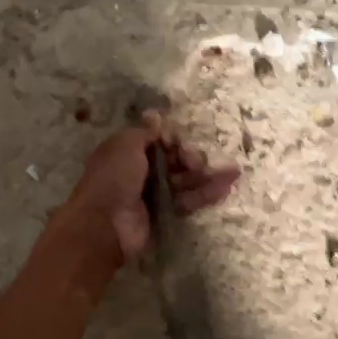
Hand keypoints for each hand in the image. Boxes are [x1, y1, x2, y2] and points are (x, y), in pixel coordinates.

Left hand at [62, 112, 239, 261]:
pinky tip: (227, 187)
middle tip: (196, 162)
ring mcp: (153, 193)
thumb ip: (144, 132)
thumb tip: (155, 114)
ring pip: (185, 179)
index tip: (176, 143)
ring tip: (233, 173)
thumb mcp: (125, 145)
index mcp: (128, 150)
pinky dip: (206, 193)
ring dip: (207, 175)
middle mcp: (141, 170)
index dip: (172, 139)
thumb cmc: (113, 177)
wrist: (104, 224)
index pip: (158, 139)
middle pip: (175, 159)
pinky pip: (188, 199)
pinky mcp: (165, 213)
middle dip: (191, 157)